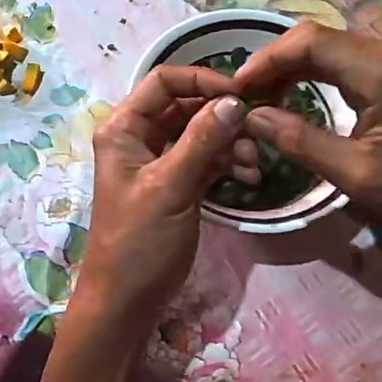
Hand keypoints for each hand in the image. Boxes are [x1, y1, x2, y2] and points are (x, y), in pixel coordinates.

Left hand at [71, 66, 251, 338]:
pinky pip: (205, 160)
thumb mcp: (170, 188)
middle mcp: (139, 138)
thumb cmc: (139, 242)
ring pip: (200, 133)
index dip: (202, 79)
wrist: (126, 301)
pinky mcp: (176, 184)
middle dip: (222, 116)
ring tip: (254, 166)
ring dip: (230, 142)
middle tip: (257, 133)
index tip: (241, 94)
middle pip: (186, 106)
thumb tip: (234, 100)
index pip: (164, 82)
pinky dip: (226, 164)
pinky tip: (250, 179)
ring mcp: (158, 161)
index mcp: (124, 129)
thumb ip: (201, 141)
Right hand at [232, 19, 381, 251]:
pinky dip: (315, 62)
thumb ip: (299, 141)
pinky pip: (346, 49)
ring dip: (292, 61)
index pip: (310, 43)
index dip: (268, 59)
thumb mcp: (352, 174)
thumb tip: (250, 116)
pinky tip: (300, 83)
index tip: (240, 87)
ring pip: (329, 39)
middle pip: (316, 35)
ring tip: (266, 91)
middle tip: (248, 92)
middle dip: (275, 59)